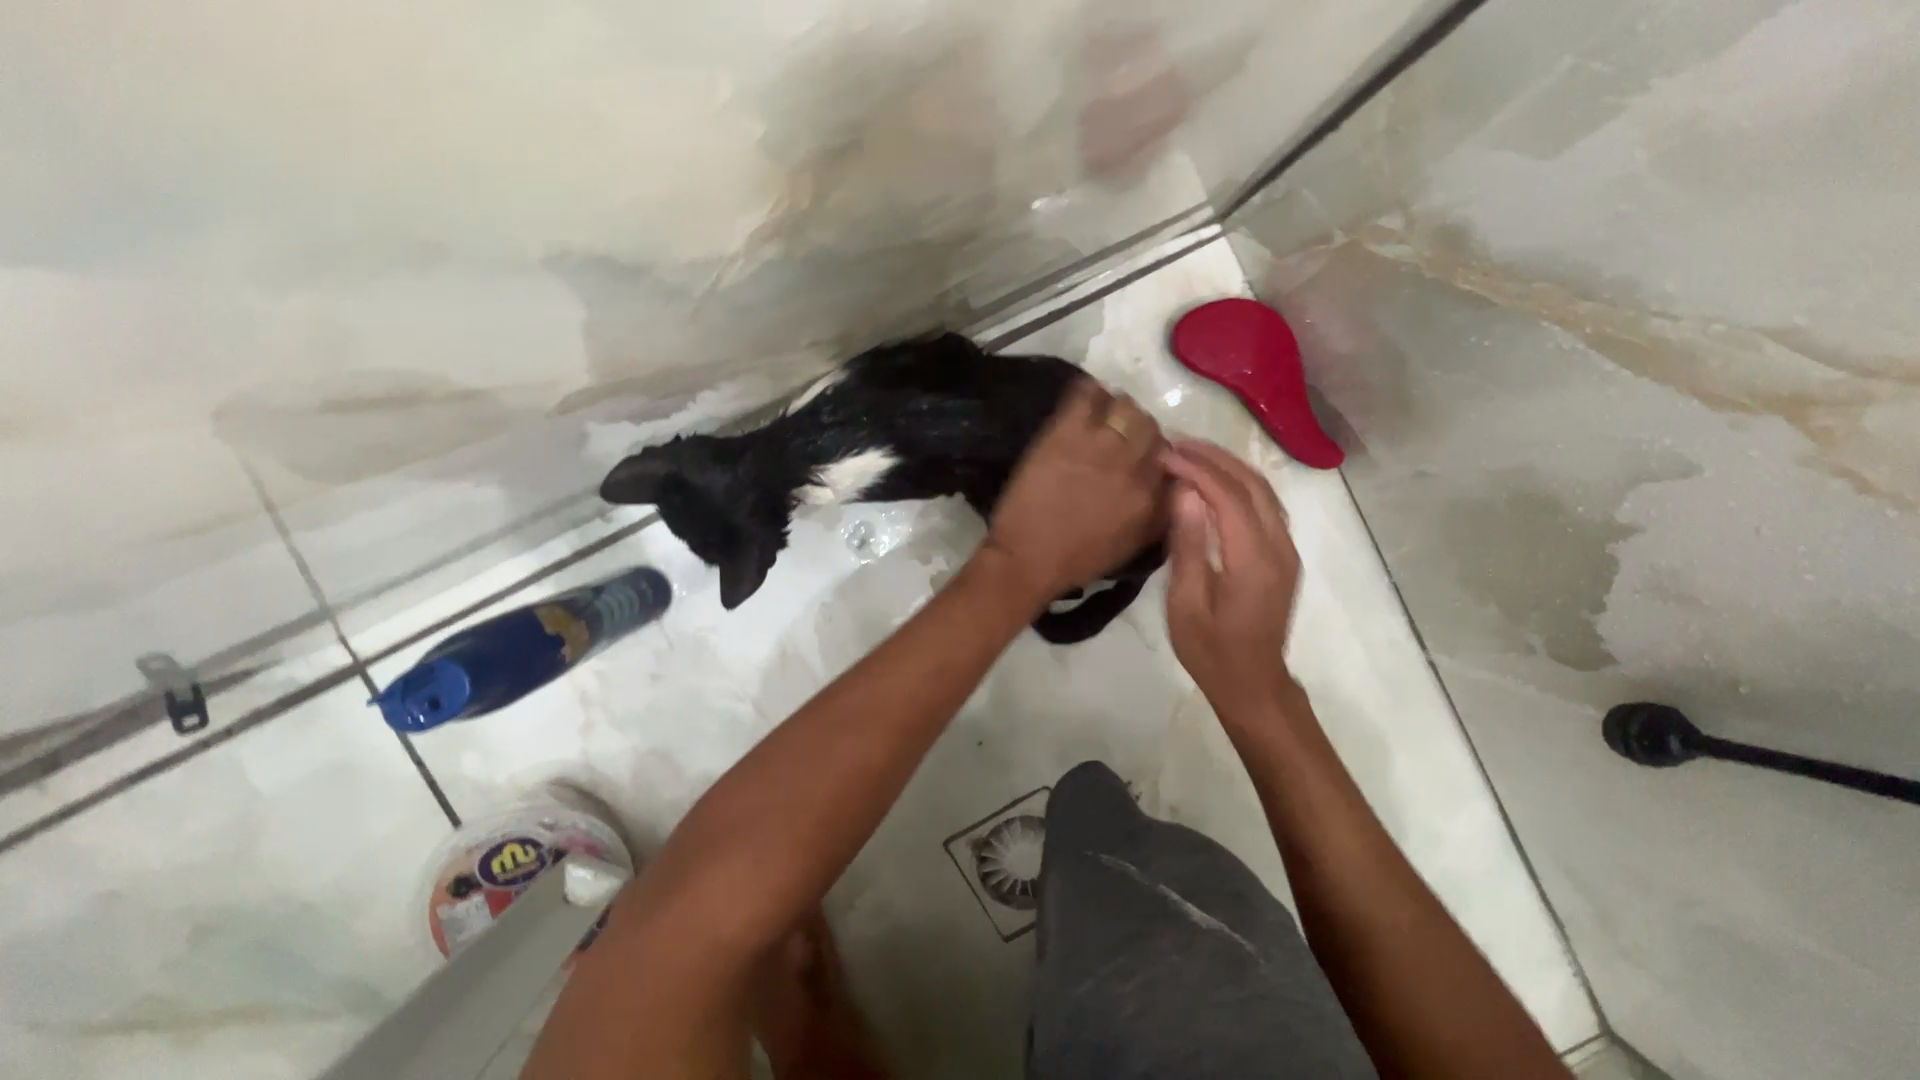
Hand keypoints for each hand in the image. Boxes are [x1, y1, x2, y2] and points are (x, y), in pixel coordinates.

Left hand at [981, 379, 1167, 605]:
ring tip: (1102, 417)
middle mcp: (1133, 466)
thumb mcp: (1134, 544)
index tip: (1141, 453)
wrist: (1027, 558)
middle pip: (1150, 426)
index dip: (1155, 450)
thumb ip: (1160, 514)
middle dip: (1138, 428)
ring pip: (1125, 407)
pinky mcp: (1066, 433)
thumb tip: (1174, 485)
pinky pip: (1087, 395)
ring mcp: (1099, 446)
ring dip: (1116, 409)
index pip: (1169, 456)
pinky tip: (1084, 400)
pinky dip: (1088, 392)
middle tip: (1119, 432)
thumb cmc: (1078, 559)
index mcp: (1152, 496)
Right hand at [1162, 440, 1302, 715]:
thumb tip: (1184, 492)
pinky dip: (1240, 484)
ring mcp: (1286, 550)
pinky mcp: (1284, 555)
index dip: (1196, 469)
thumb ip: (1188, 544)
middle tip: (1174, 443)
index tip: (1163, 454)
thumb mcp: (1186, 603)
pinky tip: (1215, 481)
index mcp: (1254, 559)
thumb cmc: (1210, 650)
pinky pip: (1266, 505)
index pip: (1228, 495)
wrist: (1252, 683)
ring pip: (1263, 490)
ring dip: (1229, 466)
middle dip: (1213, 457)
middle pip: (1251, 484)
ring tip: (1191, 454)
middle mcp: (1278, 546)